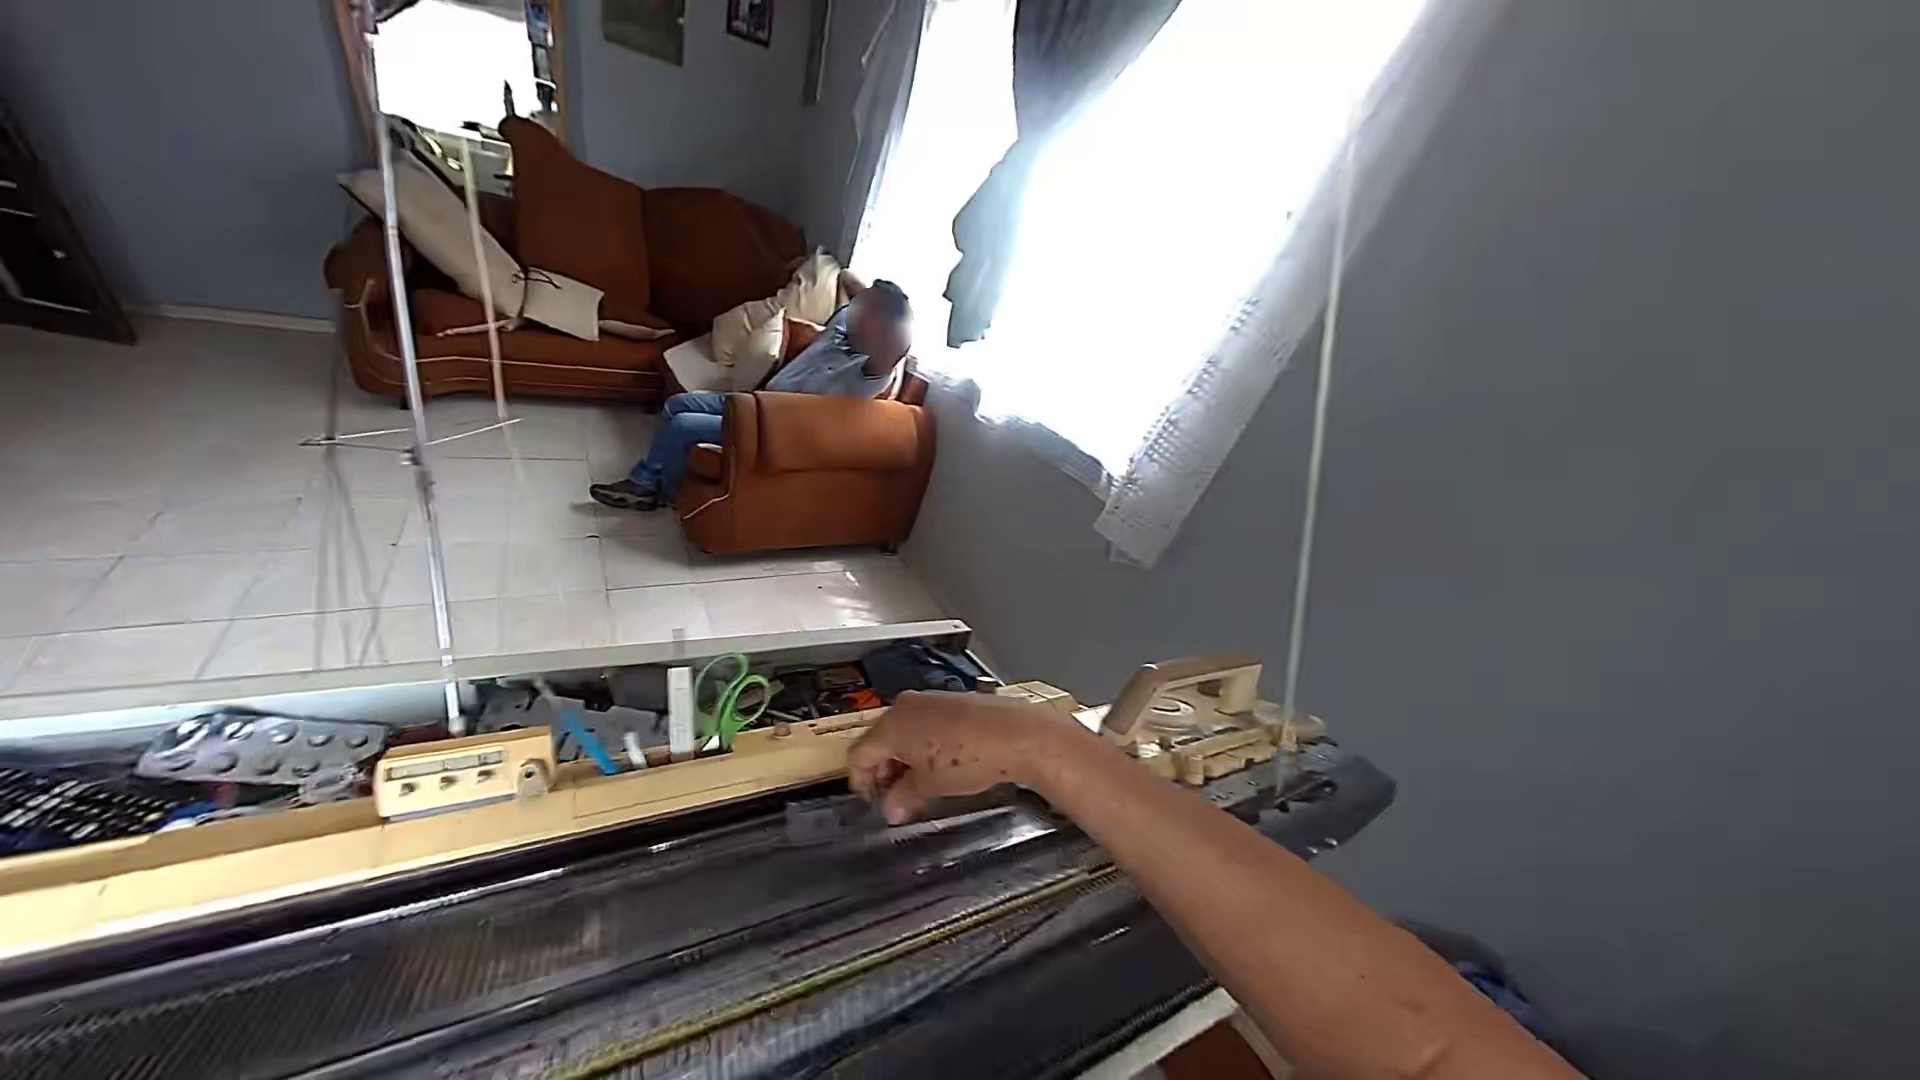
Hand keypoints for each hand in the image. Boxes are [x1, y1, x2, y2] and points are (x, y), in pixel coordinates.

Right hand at [847, 690, 1088, 822]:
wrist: (1014, 733)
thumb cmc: (970, 757)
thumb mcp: (930, 786)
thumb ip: (903, 797)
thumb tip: (892, 807)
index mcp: (891, 725)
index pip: (859, 755)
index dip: (862, 782)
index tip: (873, 801)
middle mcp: (905, 706)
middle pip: (879, 740)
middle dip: (884, 771)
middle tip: (896, 799)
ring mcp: (928, 699)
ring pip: (902, 731)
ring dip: (904, 758)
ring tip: (920, 785)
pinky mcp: (950, 700)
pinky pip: (924, 722)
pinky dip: (923, 744)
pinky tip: (941, 765)